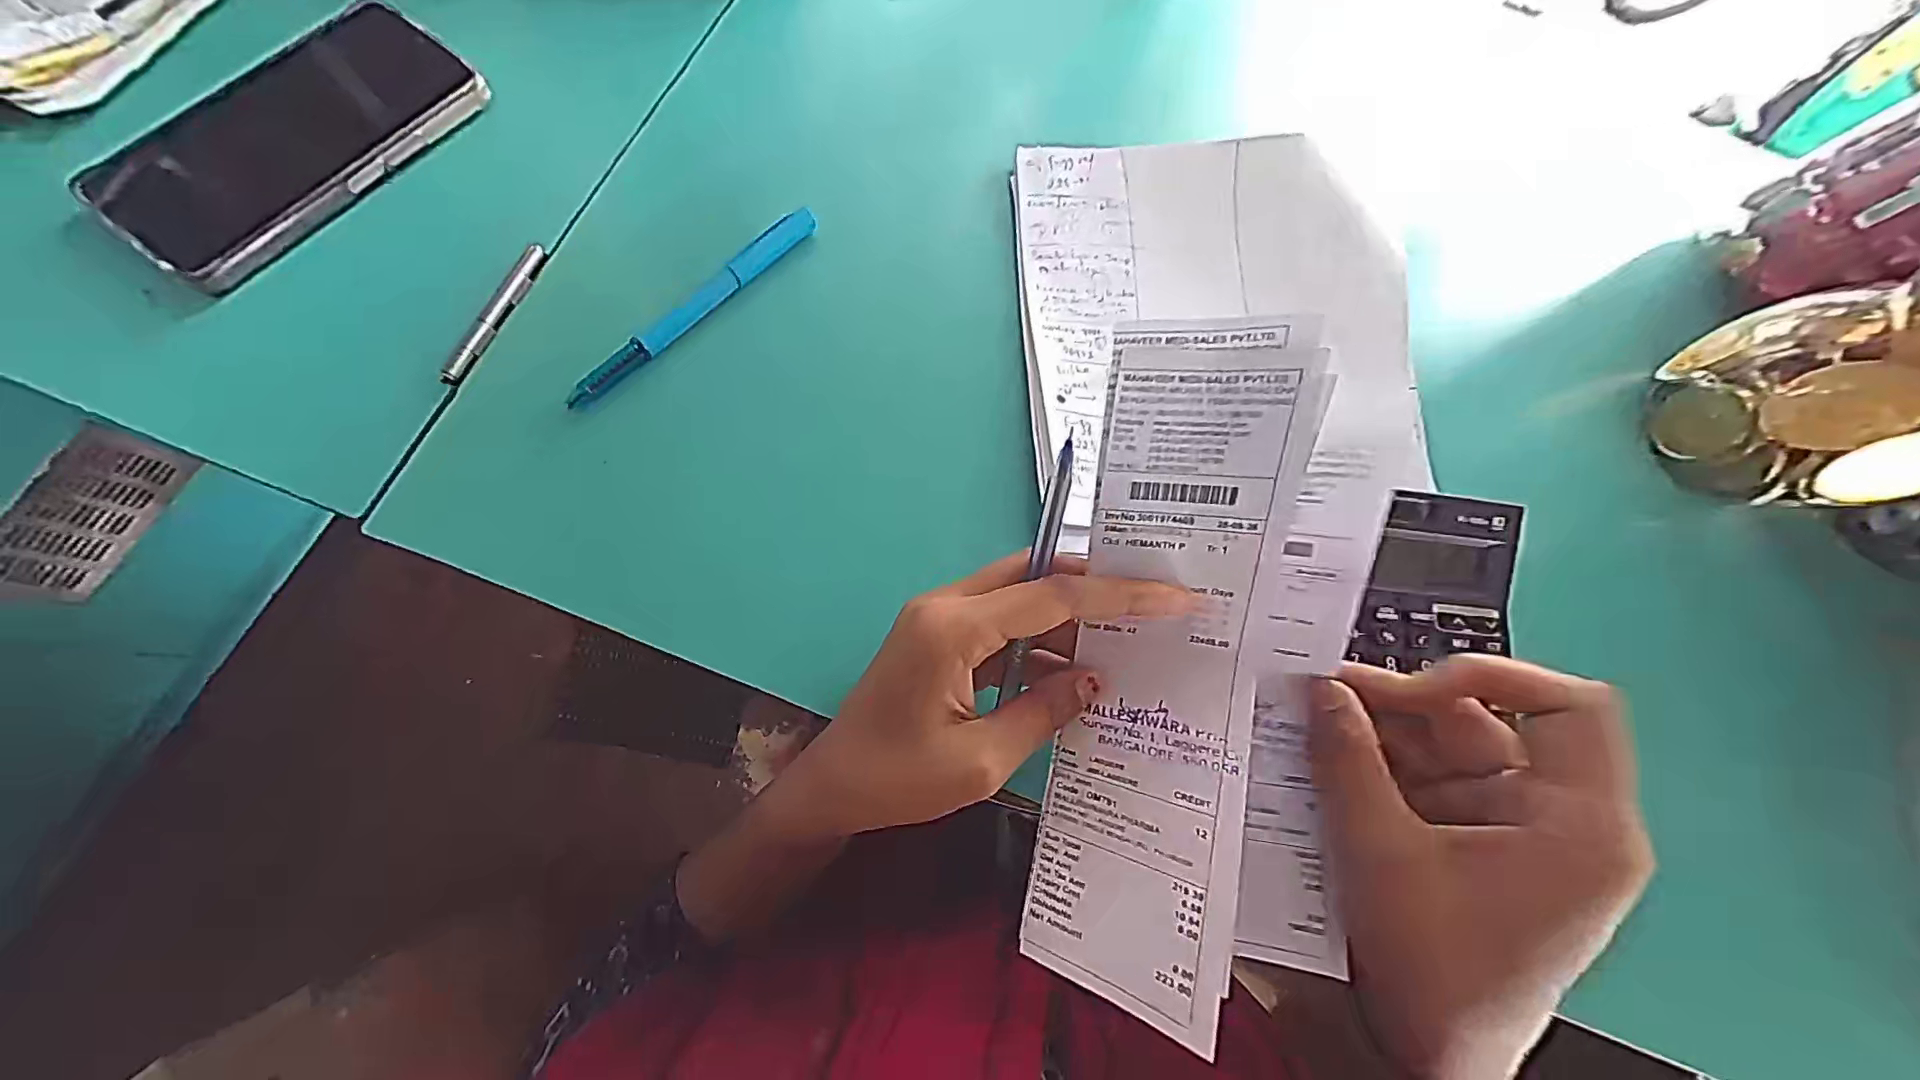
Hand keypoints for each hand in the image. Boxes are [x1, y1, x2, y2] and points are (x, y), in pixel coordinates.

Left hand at [757, 552, 1193, 841]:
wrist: (831, 786)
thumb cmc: (897, 780)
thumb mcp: (982, 760)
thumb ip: (1044, 711)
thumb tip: (1096, 679)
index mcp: (953, 627)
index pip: (1052, 594)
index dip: (1118, 594)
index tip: (1171, 595)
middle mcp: (944, 605)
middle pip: (1033, 576)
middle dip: (1093, 588)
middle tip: (1151, 604)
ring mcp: (937, 616)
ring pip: (1017, 596)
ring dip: (1064, 619)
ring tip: (1120, 645)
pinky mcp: (937, 636)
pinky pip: (998, 622)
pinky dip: (1035, 639)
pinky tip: (1068, 668)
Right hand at [1309, 656, 1653, 1079]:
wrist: (1420, 1050)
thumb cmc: (1429, 965)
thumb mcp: (1379, 849)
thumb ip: (1348, 758)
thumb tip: (1322, 688)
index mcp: (1576, 826)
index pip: (1570, 709)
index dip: (1495, 677)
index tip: (1413, 685)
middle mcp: (1550, 819)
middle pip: (1480, 722)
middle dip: (1399, 705)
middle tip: (1326, 693)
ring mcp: (1503, 829)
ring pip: (1439, 747)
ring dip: (1375, 733)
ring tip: (1312, 724)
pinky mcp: (1463, 840)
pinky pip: (1418, 778)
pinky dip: (1371, 764)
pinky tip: (1323, 758)